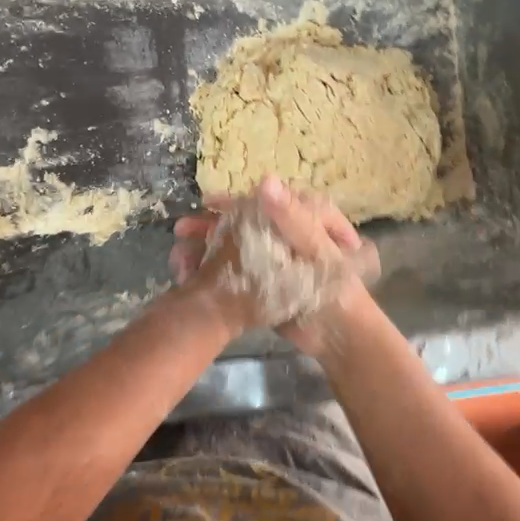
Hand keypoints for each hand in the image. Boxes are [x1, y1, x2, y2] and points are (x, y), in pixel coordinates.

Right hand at [168, 176, 380, 356]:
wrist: (340, 339)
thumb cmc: (337, 291)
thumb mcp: (316, 250)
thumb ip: (292, 217)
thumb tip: (264, 180)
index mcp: (308, 216)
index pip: (267, 200)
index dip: (236, 202)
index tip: (208, 203)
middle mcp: (289, 233)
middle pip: (246, 222)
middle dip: (212, 225)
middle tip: (183, 229)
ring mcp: (275, 258)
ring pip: (236, 244)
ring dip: (207, 246)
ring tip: (179, 253)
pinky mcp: (264, 281)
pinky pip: (235, 270)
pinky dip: (212, 270)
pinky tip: (188, 272)